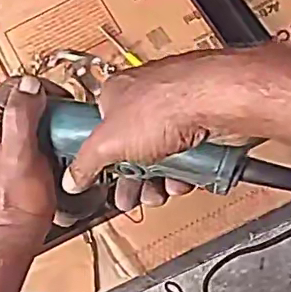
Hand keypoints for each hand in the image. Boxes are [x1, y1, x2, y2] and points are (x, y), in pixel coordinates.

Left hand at [0, 75, 57, 239]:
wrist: (25, 222)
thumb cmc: (19, 195)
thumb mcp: (20, 150)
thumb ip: (21, 115)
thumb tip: (30, 85)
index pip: (13, 86)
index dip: (39, 89)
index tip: (59, 100)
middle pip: (25, 96)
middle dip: (48, 102)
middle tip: (65, 113)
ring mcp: (9, 137)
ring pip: (35, 110)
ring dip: (53, 115)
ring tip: (66, 125)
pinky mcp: (24, 148)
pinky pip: (41, 127)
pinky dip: (54, 128)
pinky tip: (62, 138)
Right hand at [61, 49, 267, 210]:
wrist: (219, 103)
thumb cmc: (168, 105)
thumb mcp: (108, 143)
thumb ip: (85, 164)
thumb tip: (71, 179)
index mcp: (115, 94)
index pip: (97, 130)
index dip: (98, 158)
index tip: (97, 179)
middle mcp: (145, 100)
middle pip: (130, 149)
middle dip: (131, 180)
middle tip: (130, 197)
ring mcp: (175, 113)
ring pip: (160, 157)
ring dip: (158, 182)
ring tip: (157, 194)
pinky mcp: (200, 127)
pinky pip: (186, 157)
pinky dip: (183, 174)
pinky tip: (181, 181)